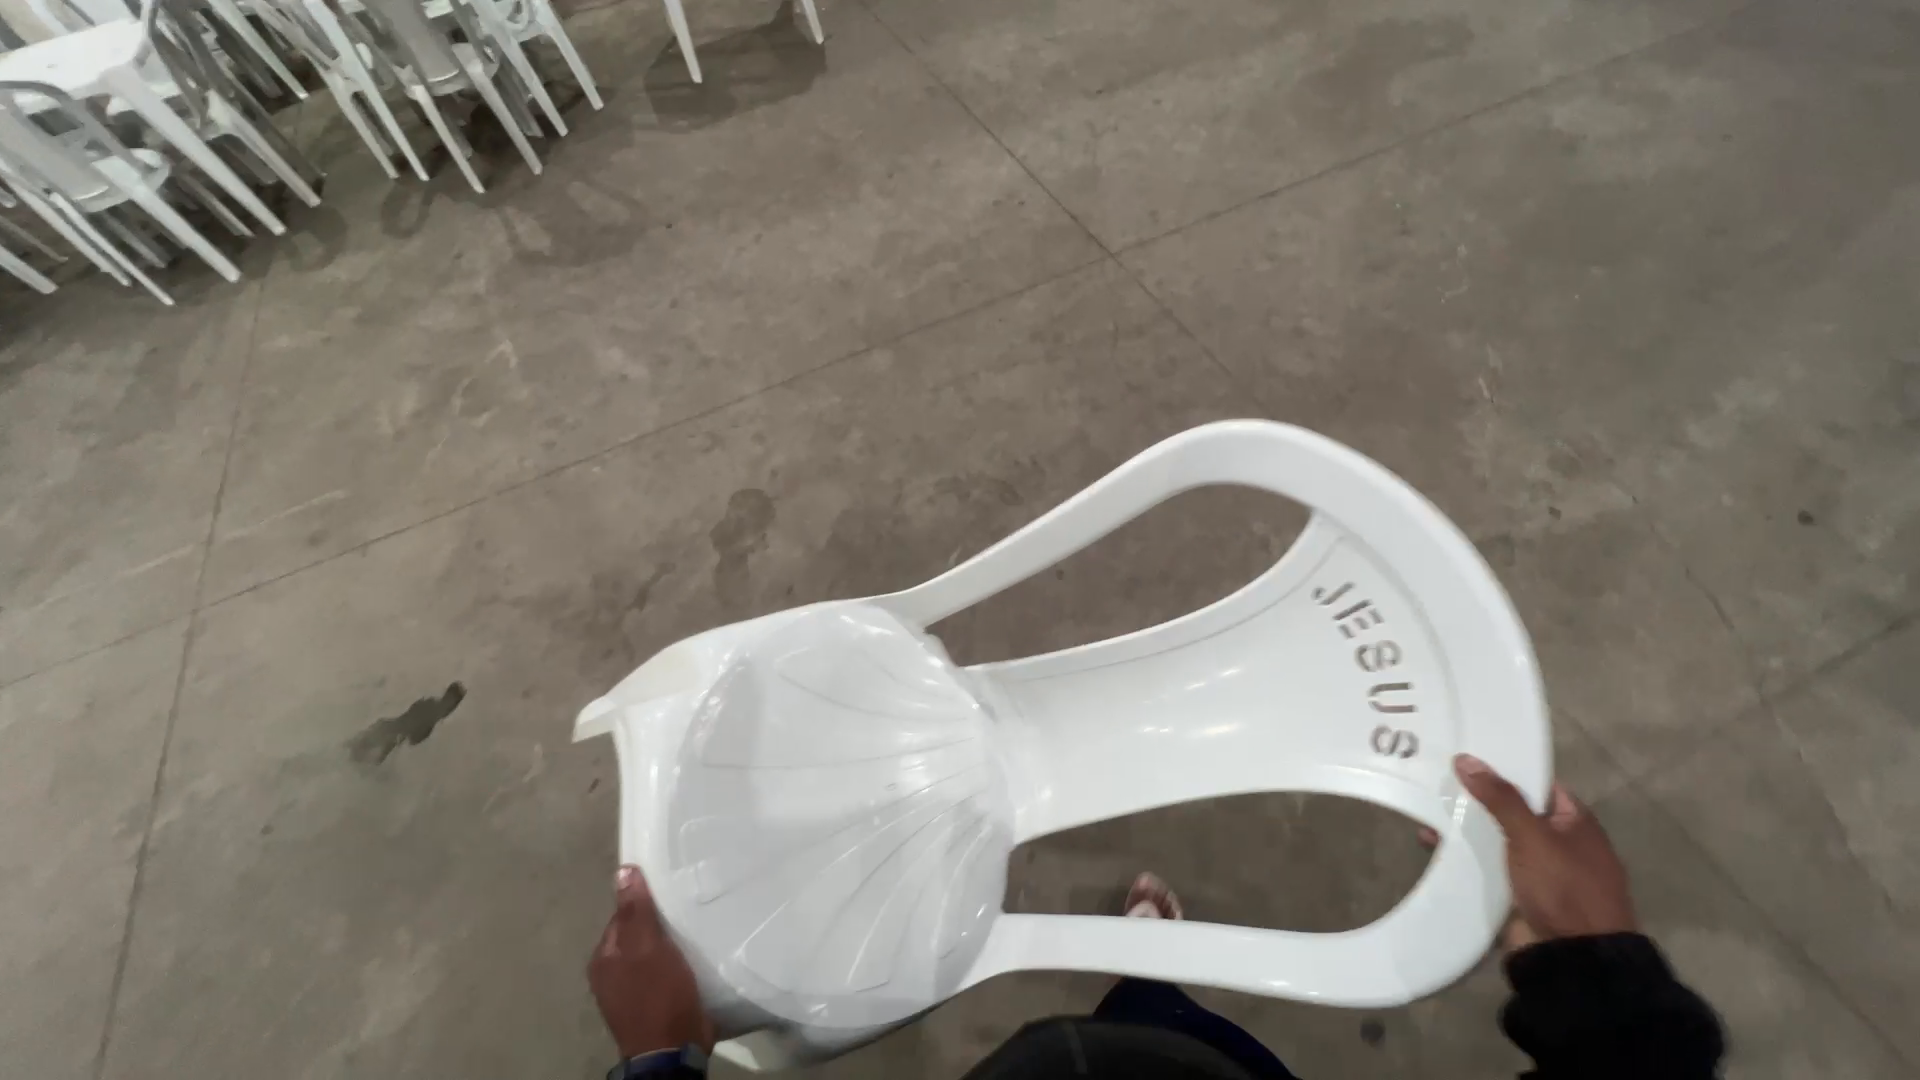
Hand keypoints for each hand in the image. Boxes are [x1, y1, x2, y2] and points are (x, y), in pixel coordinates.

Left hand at [589, 866, 714, 1057]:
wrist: (674, 1049)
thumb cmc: (657, 994)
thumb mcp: (647, 947)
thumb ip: (635, 911)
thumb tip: (623, 871)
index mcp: (604, 959)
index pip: (623, 915)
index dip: (646, 901)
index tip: (673, 888)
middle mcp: (612, 974)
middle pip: (639, 933)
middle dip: (661, 920)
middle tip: (689, 904)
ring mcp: (633, 991)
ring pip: (654, 951)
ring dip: (672, 940)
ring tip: (697, 924)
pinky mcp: (655, 1002)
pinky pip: (666, 968)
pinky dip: (679, 958)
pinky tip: (697, 951)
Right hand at [1451, 754, 1637, 948]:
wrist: (1573, 957)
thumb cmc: (1563, 888)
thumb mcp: (1532, 836)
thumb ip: (1500, 798)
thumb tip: (1465, 759)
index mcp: (1576, 823)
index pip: (1538, 783)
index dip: (1505, 767)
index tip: (1467, 754)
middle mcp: (1559, 841)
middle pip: (1512, 808)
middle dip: (1477, 796)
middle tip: (1437, 777)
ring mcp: (1538, 867)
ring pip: (1495, 834)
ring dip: (1464, 824)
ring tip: (1425, 809)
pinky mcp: (1517, 888)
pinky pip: (1486, 860)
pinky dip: (1463, 851)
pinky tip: (1432, 842)